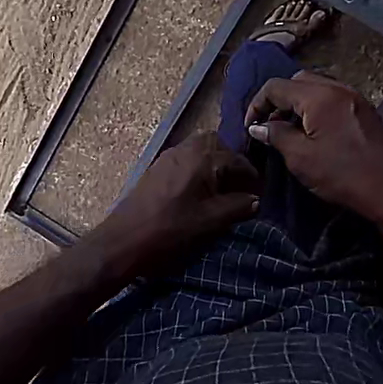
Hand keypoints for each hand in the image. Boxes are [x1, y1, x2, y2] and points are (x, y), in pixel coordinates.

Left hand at [88, 132, 261, 276]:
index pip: (234, 158)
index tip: (258, 189)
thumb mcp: (209, 221)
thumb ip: (236, 207)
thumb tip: (254, 200)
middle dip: (229, 160)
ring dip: (212, 163)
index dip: (249, 173)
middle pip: (215, 143)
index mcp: (201, 158)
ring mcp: (167, 158)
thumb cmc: (170, 230)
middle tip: (239, 182)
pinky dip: (197, 168)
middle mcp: (184, 150)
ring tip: (221, 188)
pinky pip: (184, 158)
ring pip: (198, 149)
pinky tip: (199, 191)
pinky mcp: (156, 169)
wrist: (123, 240)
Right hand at [244, 72, 382, 222]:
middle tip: (268, 126)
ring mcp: (354, 99)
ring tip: (288, 132)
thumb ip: (276, 135)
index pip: (276, 86)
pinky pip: (332, 100)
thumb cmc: (343, 174)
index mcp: (319, 96)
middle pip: (297, 82)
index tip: (250, 126)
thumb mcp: (300, 158)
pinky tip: (312, 134)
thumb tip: (260, 126)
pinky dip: (315, 109)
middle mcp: (338, 89)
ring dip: (297, 105)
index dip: (257, 104)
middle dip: (278, 100)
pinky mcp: (364, 112)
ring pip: (316, 89)